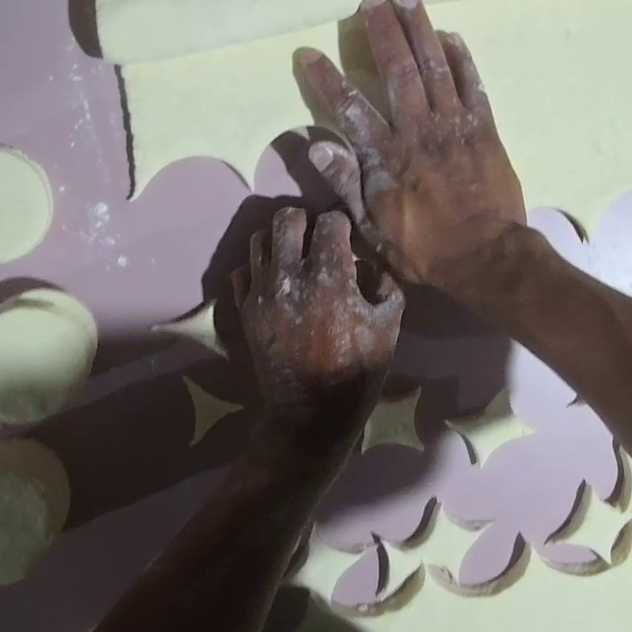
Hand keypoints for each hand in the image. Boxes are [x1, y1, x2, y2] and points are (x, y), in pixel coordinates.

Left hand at [231, 207, 403, 468]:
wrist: (311, 413)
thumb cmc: (357, 371)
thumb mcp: (388, 326)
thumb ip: (384, 282)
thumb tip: (368, 260)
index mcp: (328, 276)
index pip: (329, 221)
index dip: (342, 225)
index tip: (347, 240)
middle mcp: (289, 274)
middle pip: (287, 218)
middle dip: (306, 222)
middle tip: (317, 240)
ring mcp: (261, 291)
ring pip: (259, 238)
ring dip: (279, 241)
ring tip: (294, 257)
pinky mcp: (244, 308)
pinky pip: (242, 270)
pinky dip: (258, 268)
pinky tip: (275, 281)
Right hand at [298, 0, 526, 292]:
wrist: (487, 258)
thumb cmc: (424, 248)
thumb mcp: (372, 227)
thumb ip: (346, 183)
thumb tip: (316, 145)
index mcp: (386, 157)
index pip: (349, 108)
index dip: (326, 78)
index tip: (307, 52)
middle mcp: (418, 131)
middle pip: (397, 71)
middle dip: (382, 32)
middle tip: (371, 0)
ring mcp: (454, 126)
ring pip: (434, 66)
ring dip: (420, 29)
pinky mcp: (484, 129)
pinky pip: (472, 84)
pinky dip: (461, 57)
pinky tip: (450, 35)